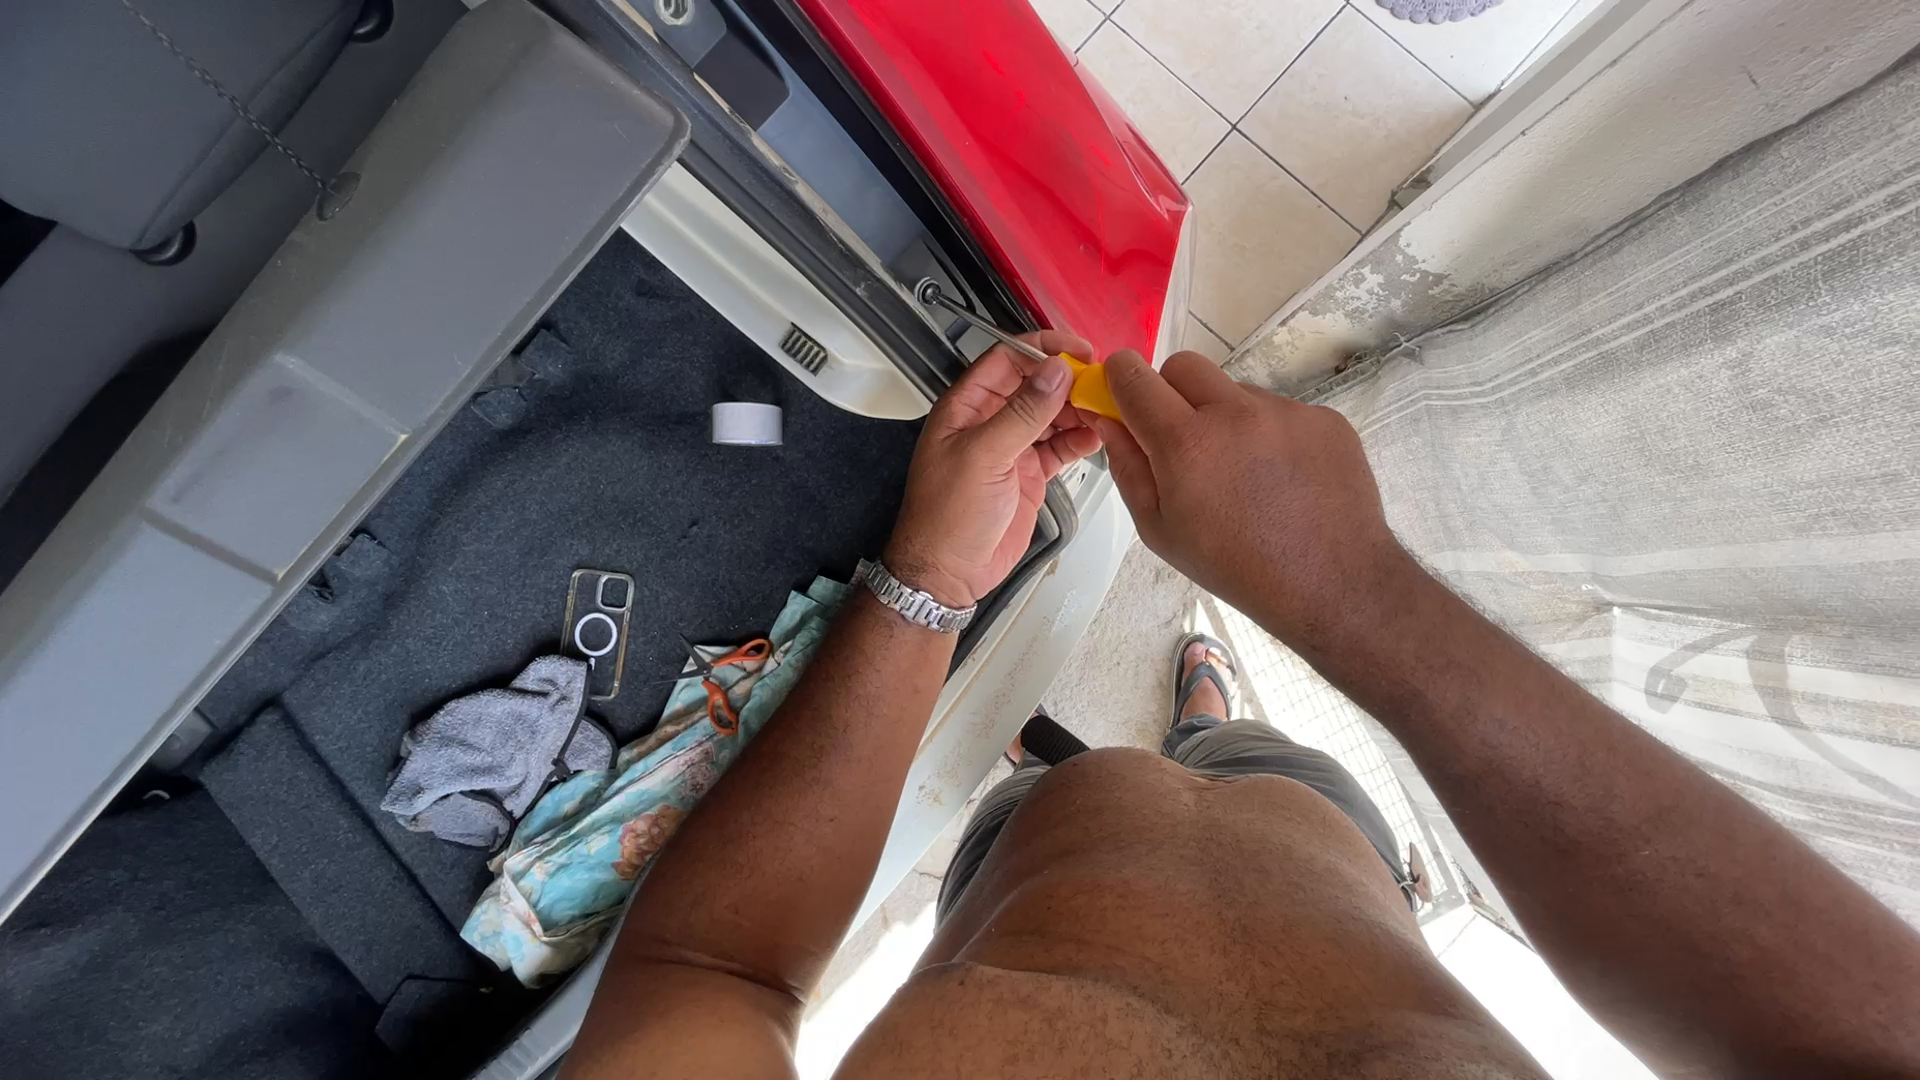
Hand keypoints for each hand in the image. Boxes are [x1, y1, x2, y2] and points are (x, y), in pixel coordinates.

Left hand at [885, 331, 1103, 607]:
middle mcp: (989, 421)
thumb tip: (1056, 371)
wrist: (948, 572)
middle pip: (1034, 384)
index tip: (1078, 350)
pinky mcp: (1028, 473)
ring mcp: (1010, 447)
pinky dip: (1078, 441)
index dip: (1042, 349)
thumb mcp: (984, 457)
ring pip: (1050, 415)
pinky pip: (1058, 447)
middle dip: (1067, 380)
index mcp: (966, 407)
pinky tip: (1096, 439)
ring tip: (1103, 412)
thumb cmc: (947, 516)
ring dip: (1077, 411)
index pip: (1006, 358)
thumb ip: (1022, 413)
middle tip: (1100, 383)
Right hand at [1095, 350, 1412, 646]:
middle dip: (1170, 391)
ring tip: (1243, 474)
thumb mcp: (1158, 530)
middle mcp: (1235, 412)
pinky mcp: (1324, 417)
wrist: (1330, 582)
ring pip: (1235, 392)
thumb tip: (1110, 421)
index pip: (1135, 377)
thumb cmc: (1230, 565)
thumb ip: (1128, 467)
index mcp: (1185, 443)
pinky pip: (1279, 411)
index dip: (1119, 379)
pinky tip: (1281, 479)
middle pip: (1184, 366)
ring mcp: (1285, 410)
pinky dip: (1269, 435)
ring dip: (1225, 418)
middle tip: (1182, 438)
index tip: (1121, 394)